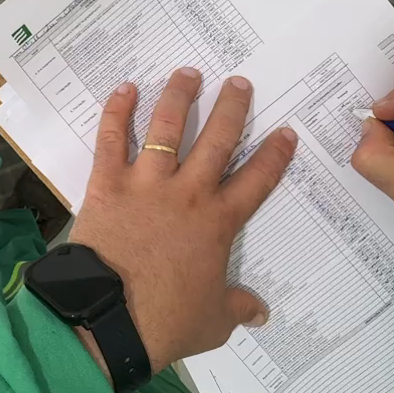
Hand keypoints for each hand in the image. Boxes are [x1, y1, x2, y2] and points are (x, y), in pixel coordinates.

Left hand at [68, 67, 297, 374]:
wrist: (109, 318)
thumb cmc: (165, 321)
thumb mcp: (214, 321)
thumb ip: (237, 307)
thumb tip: (259, 312)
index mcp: (218, 223)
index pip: (256, 181)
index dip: (274, 156)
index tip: (286, 132)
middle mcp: (187, 193)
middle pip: (217, 140)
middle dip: (232, 108)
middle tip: (240, 83)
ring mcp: (146, 183)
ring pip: (167, 127)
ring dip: (179, 96)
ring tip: (188, 72)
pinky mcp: (107, 182)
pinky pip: (111, 139)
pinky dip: (116, 111)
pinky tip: (124, 88)